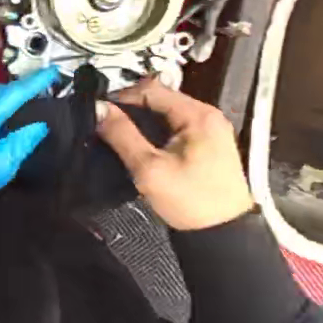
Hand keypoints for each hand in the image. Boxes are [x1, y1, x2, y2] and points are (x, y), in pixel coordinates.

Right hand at [96, 78, 254, 230]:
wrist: (223, 233)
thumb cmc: (189, 201)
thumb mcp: (149, 168)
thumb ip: (122, 135)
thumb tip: (98, 108)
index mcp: (197, 115)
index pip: (150, 89)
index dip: (121, 97)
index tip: (100, 112)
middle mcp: (207, 115)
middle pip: (159, 98)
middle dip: (130, 109)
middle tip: (106, 125)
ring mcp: (210, 129)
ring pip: (166, 113)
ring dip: (142, 121)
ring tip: (118, 136)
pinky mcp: (208, 144)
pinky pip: (175, 126)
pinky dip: (155, 131)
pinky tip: (140, 145)